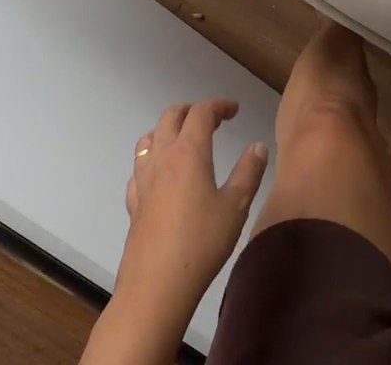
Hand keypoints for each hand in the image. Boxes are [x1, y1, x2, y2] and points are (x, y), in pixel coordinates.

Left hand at [116, 99, 269, 316]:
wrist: (157, 286)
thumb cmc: (201, 242)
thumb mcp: (236, 206)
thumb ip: (249, 171)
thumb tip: (258, 146)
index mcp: (188, 152)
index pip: (201, 112)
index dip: (219, 105)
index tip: (235, 110)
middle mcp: (162, 158)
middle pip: (170, 116)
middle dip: (192, 110)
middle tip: (213, 119)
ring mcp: (142, 180)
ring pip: (149, 138)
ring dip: (168, 129)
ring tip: (186, 139)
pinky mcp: (133, 202)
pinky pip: (139, 166)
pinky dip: (153, 158)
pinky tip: (163, 175)